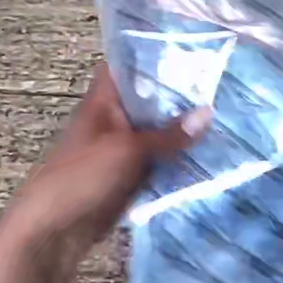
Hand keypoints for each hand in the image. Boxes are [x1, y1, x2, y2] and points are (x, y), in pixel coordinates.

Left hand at [0, 67, 209, 257]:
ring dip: (185, 128)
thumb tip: (209, 112)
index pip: (125, 68)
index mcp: (103, 104)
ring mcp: (124, 150)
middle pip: (150, 101)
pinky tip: (214, 150)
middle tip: (223, 82)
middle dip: (181, 94)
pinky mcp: (133, 176)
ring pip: (160, 132)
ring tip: (229, 112)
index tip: (188, 49)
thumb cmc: (80, 178)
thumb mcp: (127, 150)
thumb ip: (169, 134)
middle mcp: (115, 122)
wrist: (52, 233)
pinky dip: (182, 157)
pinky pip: (162, 161)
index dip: (151, 55)